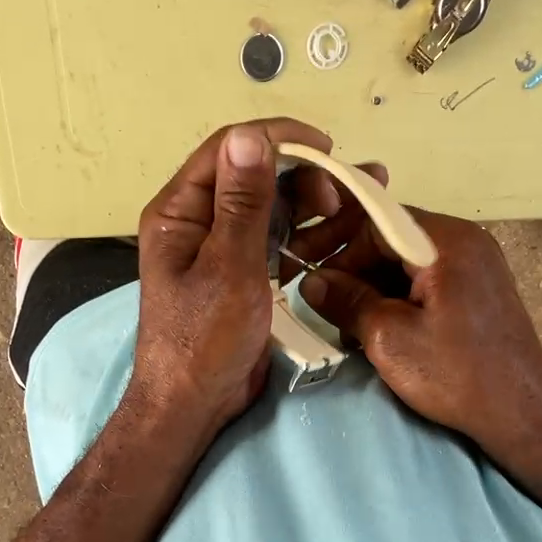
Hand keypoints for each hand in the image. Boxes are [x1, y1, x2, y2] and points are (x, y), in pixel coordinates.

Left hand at [130, 118, 340, 434]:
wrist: (194, 405)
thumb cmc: (203, 340)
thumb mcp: (227, 268)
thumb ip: (242, 204)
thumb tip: (250, 137)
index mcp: (180, 212)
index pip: (228, 151)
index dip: (277, 140)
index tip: (326, 147)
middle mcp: (199, 222)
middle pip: (254, 177)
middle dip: (303, 174)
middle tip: (343, 193)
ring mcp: (222, 250)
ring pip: (272, 210)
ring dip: (313, 203)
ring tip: (361, 198)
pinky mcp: (244, 276)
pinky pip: (277, 243)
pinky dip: (307, 236)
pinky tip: (342, 230)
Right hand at [289, 206, 541, 456]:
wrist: (522, 415)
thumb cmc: (455, 375)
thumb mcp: (390, 339)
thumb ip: (348, 303)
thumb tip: (312, 282)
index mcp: (446, 241)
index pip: (376, 220)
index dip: (338, 248)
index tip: (313, 281)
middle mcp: (466, 241)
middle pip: (393, 238)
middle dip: (355, 270)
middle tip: (329, 309)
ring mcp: (478, 265)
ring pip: (409, 262)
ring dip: (375, 288)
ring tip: (352, 326)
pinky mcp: (480, 291)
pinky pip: (429, 280)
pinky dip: (400, 298)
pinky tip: (382, 330)